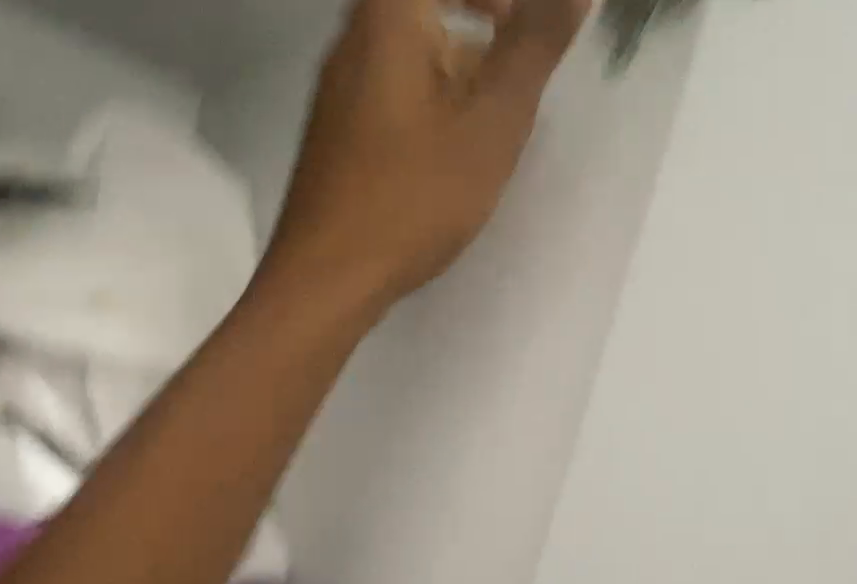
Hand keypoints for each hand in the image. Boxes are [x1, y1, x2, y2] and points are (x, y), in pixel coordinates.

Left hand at [263, 0, 590, 307]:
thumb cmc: (409, 199)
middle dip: (484, 21)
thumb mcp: (491, 121)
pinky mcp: (333, 141)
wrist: (322, 283)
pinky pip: (389, 94)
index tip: (527, 20)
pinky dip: (430, 102)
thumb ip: (535, 43)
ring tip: (492, 116)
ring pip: (408, 51)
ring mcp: (334, 96)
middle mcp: (350, 45)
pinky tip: (450, 152)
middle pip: (421, 8)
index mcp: (386, 18)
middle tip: (520, 62)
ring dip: (459, 66)